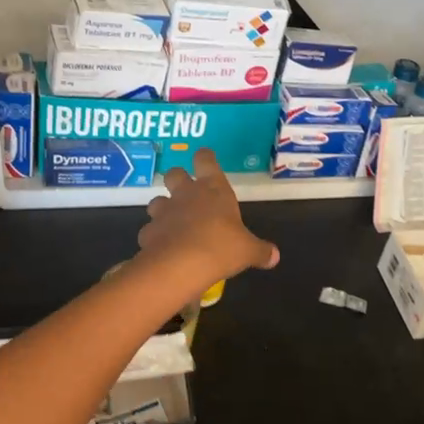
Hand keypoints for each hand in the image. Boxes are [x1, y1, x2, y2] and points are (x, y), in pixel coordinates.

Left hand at [138, 149, 278, 283]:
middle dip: (178, 179)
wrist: (180, 265)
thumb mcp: (248, 251)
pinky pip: (150, 231)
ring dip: (163, 209)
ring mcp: (164, 212)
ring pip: (157, 201)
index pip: (206, 160)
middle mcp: (186, 194)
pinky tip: (164, 249)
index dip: (205, 158)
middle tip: (186, 192)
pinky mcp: (148, 232)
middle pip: (174, 173)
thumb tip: (274, 256)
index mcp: (213, 189)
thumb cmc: (221, 247)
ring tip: (173, 224)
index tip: (206, 159)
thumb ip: (261, 251)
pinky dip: (155, 237)